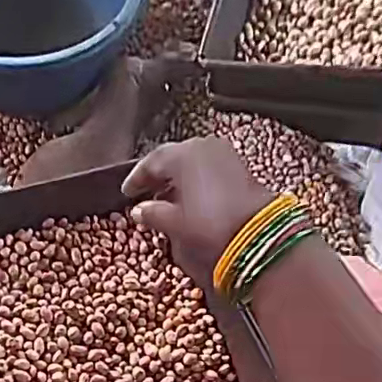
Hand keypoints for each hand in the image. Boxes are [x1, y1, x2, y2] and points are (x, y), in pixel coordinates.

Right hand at [121, 138, 275, 292]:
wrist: (255, 234)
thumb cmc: (209, 225)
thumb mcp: (174, 223)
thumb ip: (153, 213)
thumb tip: (139, 211)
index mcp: (184, 155)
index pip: (152, 161)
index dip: (136, 177)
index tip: (126, 191)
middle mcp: (203, 147)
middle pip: (172, 157)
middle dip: (156, 175)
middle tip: (144, 191)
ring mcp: (223, 155)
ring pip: (191, 162)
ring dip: (175, 178)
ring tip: (163, 197)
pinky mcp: (237, 168)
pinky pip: (206, 169)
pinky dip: (192, 180)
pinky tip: (186, 199)